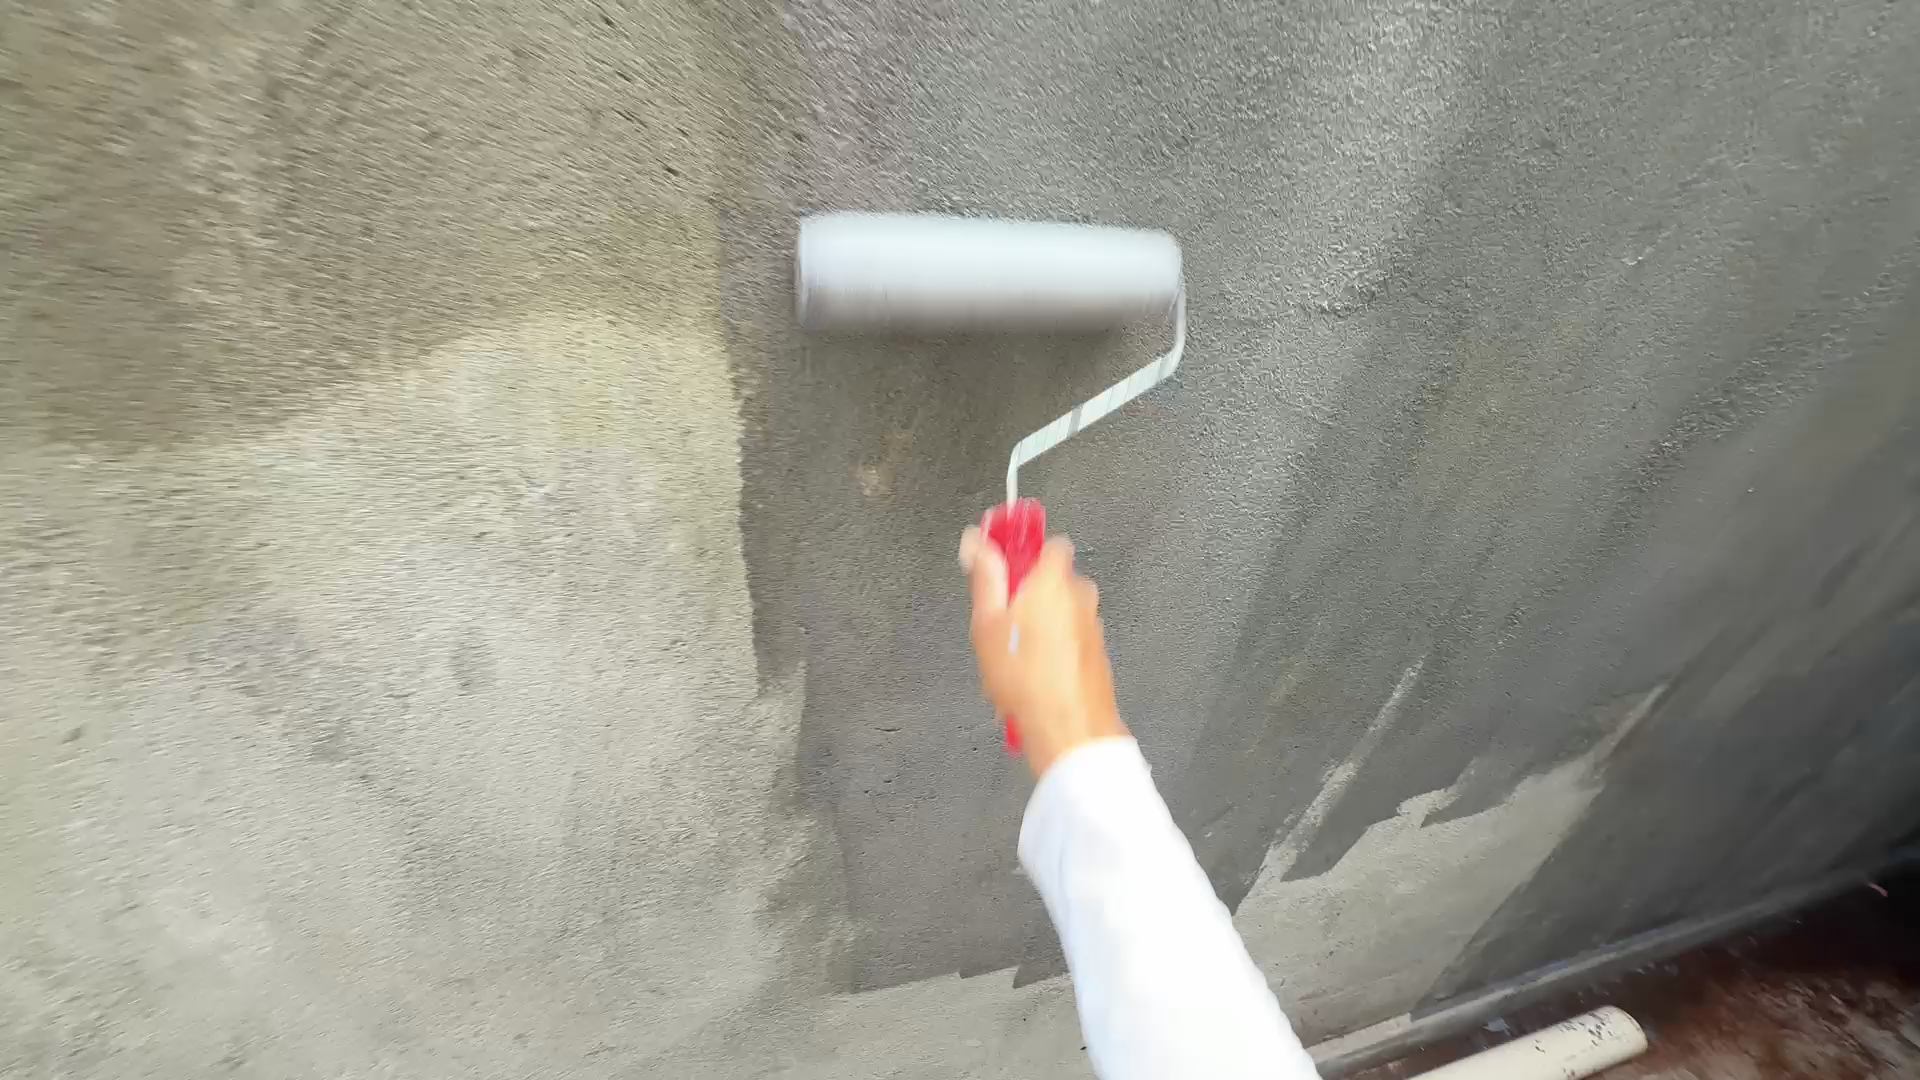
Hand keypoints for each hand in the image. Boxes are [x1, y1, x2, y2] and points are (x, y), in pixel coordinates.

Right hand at [959, 525, 1128, 778]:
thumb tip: (977, 543)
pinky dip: (1051, 644)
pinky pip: (1068, 634)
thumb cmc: (1030, 681)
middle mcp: (1080, 596)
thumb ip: (985, 575)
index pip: (1046, 541)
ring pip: (1059, 608)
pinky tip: (1030, 669)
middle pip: (1050, 576)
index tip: (1000, 554)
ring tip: (1011, 652)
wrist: (1069, 729)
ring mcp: (1091, 624)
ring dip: (1037, 621)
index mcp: (1053, 579)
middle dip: (1025, 591)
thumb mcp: (988, 623)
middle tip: (998, 615)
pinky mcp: (1095, 651)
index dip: (1022, 546)